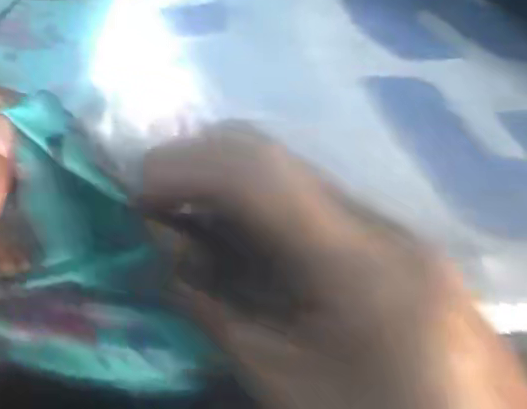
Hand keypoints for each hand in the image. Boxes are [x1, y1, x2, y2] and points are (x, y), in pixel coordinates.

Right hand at [139, 126, 526, 408]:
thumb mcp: (275, 376)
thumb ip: (204, 297)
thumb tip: (152, 235)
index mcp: (362, 262)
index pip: (248, 169)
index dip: (174, 167)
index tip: (133, 199)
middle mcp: (381, 226)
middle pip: (258, 149)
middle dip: (186, 162)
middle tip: (150, 201)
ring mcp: (392, 232)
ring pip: (275, 164)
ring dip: (213, 176)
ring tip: (182, 218)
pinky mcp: (392, 247)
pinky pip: (297, 195)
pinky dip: (245, 199)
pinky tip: (231, 240)